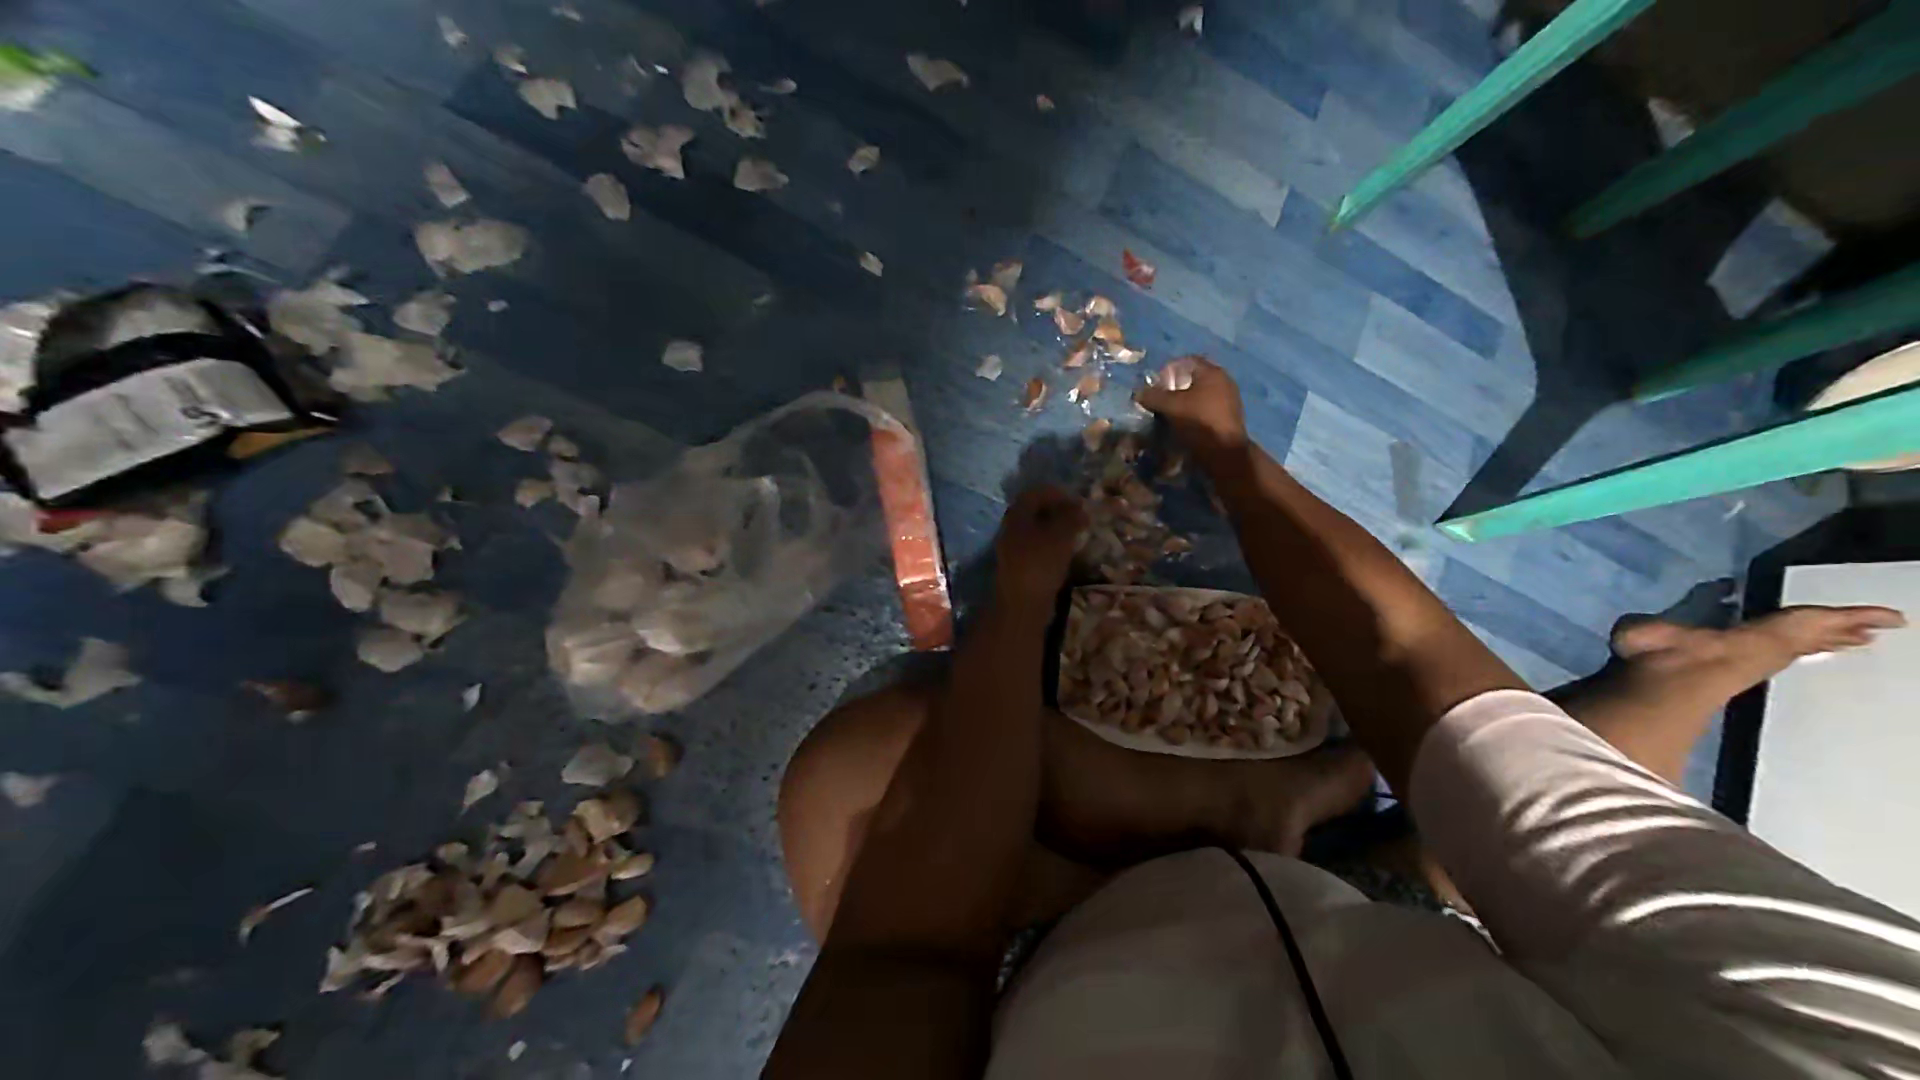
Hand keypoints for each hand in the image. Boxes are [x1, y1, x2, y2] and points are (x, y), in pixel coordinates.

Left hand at [993, 486, 1085, 606]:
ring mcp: (1013, 549)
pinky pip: (1036, 548)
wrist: (1022, 604)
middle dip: (1057, 510)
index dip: (1056, 493)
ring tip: (1076, 533)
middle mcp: (1011, 530)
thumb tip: (1079, 507)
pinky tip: (1066, 552)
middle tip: (1078, 516)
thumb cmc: (1041, 563)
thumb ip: (1071, 517)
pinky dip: (1052, 545)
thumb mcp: (1061, 535)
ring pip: (1036, 531)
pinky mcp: (1019, 567)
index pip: (1035, 494)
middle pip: (1034, 512)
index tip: (1077, 500)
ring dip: (1055, 529)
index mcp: (1017, 516)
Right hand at [1136, 355, 1247, 459]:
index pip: (1186, 361)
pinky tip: (1184, 424)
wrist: (1225, 453)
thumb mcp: (1170, 407)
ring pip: (1200, 394)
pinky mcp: (1229, 416)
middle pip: (1193, 379)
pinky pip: (1206, 408)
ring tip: (1169, 414)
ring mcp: (1229, 399)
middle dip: (1174, 388)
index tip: (1156, 385)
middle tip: (1160, 401)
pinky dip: (1193, 412)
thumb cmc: (1199, 422)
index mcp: (1212, 372)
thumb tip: (1138, 392)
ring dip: (1183, 402)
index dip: (1168, 370)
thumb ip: (1153, 396)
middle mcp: (1224, 381)